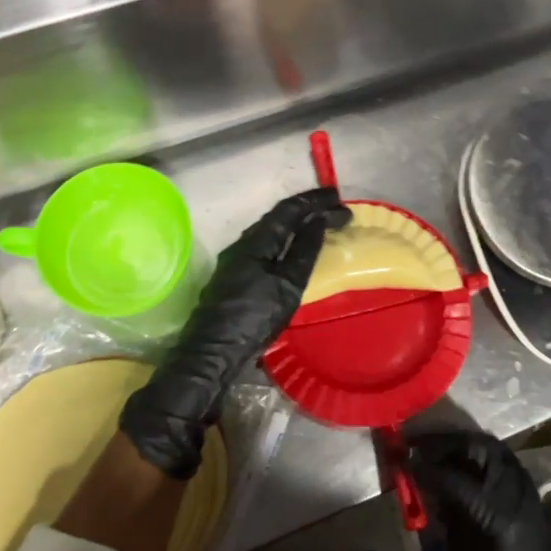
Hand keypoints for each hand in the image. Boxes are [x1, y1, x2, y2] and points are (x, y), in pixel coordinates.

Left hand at [120, 188, 349, 477]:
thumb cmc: (253, 318)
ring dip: (295, 227)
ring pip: (269, 234)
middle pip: (277, 219)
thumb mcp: (287, 285)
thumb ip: (303, 251)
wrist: (212, 353)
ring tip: (319, 226)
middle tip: (334, 210)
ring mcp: (235, 262)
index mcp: (254, 242)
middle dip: (306, 211)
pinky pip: (265, 249)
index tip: (338, 197)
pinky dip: (285, 243)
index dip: (313, 201)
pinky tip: (294, 252)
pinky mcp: (234, 278)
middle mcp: (242, 245)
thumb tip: (317, 220)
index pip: (287, 210)